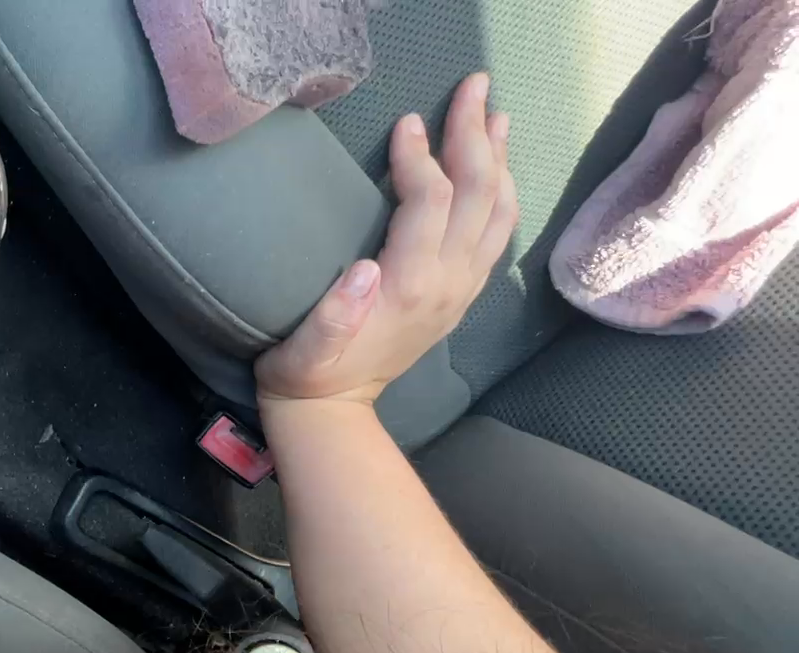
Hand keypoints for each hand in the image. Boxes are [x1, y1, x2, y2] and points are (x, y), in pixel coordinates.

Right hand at [256, 72, 517, 409]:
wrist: (330, 412)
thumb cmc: (303, 376)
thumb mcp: (301, 352)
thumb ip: (332, 316)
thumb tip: (364, 267)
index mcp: (407, 288)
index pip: (428, 204)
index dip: (419, 159)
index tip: (405, 123)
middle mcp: (446, 283)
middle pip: (477, 194)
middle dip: (474, 137)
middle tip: (472, 89)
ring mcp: (459, 290)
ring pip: (497, 209)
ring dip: (498, 158)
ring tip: (493, 117)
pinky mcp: (459, 296)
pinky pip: (496, 234)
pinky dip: (502, 192)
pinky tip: (495, 173)